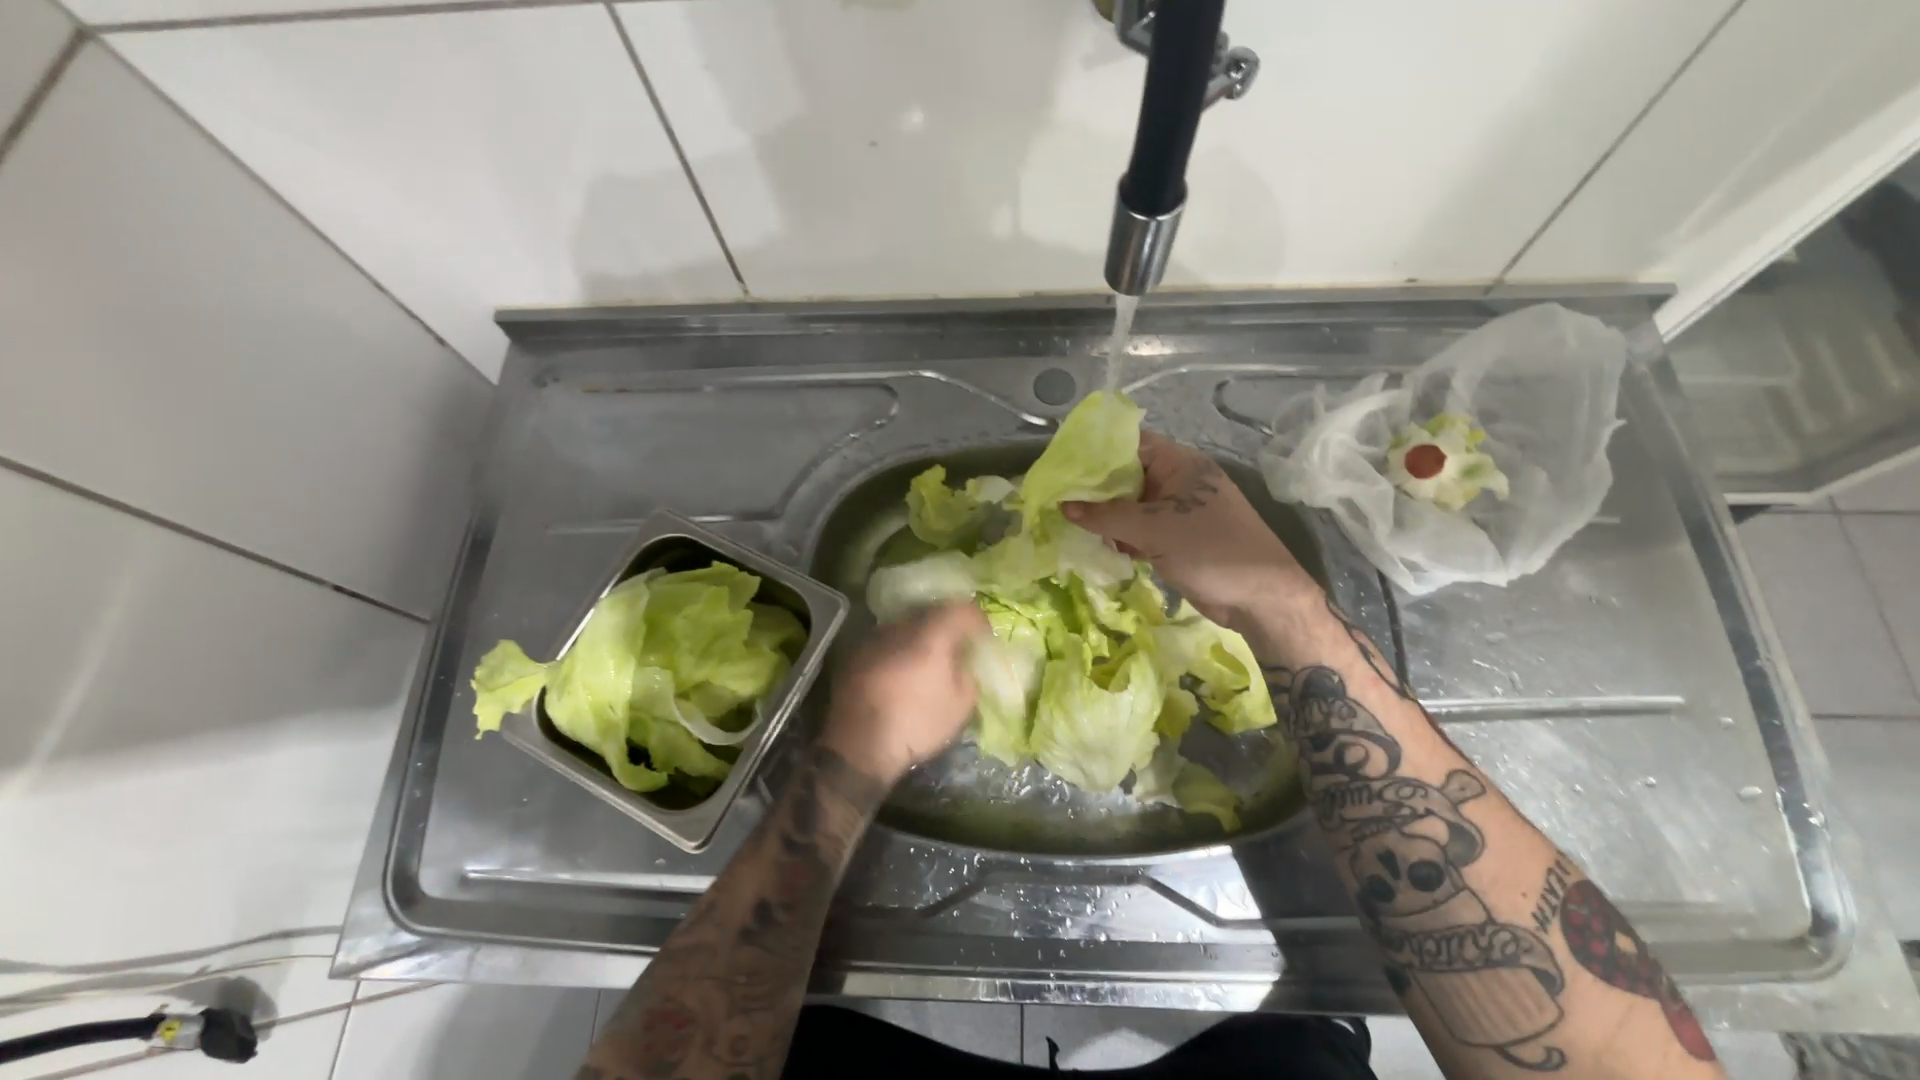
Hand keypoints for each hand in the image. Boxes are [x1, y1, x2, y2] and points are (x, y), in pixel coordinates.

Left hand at [820, 602, 988, 783]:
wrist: (858, 747)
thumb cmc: (915, 725)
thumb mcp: (960, 705)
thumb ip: (968, 674)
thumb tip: (962, 661)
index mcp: (930, 635)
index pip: (961, 609)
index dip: (977, 620)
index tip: (983, 636)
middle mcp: (900, 627)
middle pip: (930, 614)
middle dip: (947, 627)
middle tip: (956, 647)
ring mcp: (873, 638)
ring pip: (905, 627)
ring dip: (919, 639)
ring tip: (925, 662)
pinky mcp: (854, 655)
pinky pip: (885, 644)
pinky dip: (898, 652)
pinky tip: (899, 674)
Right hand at [1064, 431, 1318, 626]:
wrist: (1260, 598)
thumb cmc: (1211, 550)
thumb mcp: (1154, 529)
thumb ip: (1107, 517)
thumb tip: (1064, 506)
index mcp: (1180, 464)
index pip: (1131, 444)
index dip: (1096, 451)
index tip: (1062, 464)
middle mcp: (1179, 482)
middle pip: (1128, 475)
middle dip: (1096, 489)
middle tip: (1058, 498)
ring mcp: (1180, 511)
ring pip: (1132, 506)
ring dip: (1107, 517)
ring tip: (1072, 525)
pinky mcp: (1178, 539)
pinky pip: (1141, 530)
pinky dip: (1122, 537)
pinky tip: (1100, 547)